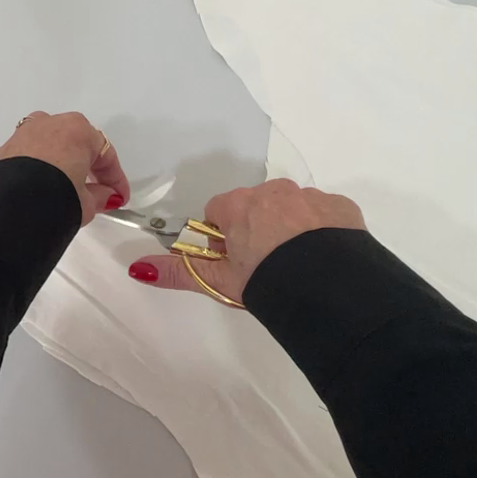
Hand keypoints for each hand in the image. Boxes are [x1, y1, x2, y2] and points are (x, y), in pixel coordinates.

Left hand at [0, 111, 132, 225]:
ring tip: (68, 191)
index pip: (106, 154)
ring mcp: (25, 133)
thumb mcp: (86, 203)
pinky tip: (43, 188)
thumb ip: (100, 196)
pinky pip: (32, 155)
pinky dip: (41, 167)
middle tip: (97, 192)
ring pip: (52, 147)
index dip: (115, 179)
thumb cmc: (53, 194)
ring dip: (62, 165)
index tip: (118, 196)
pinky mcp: (6, 148)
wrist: (10, 205)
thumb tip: (104, 196)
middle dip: (88, 168)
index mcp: (78, 129)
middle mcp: (50, 123)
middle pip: (77, 145)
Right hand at [127, 179, 364, 304]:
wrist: (329, 287)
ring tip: (294, 264)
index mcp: (237, 204)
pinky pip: (322, 215)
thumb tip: (136, 268)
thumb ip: (176, 271)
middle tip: (262, 265)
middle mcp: (271, 191)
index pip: (217, 212)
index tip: (232, 260)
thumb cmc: (264, 279)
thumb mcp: (217, 280)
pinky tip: (321, 258)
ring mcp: (308, 196)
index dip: (221, 237)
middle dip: (255, 229)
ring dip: (287, 229)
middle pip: (253, 207)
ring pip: (289, 209)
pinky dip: (320, 231)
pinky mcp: (340, 205)